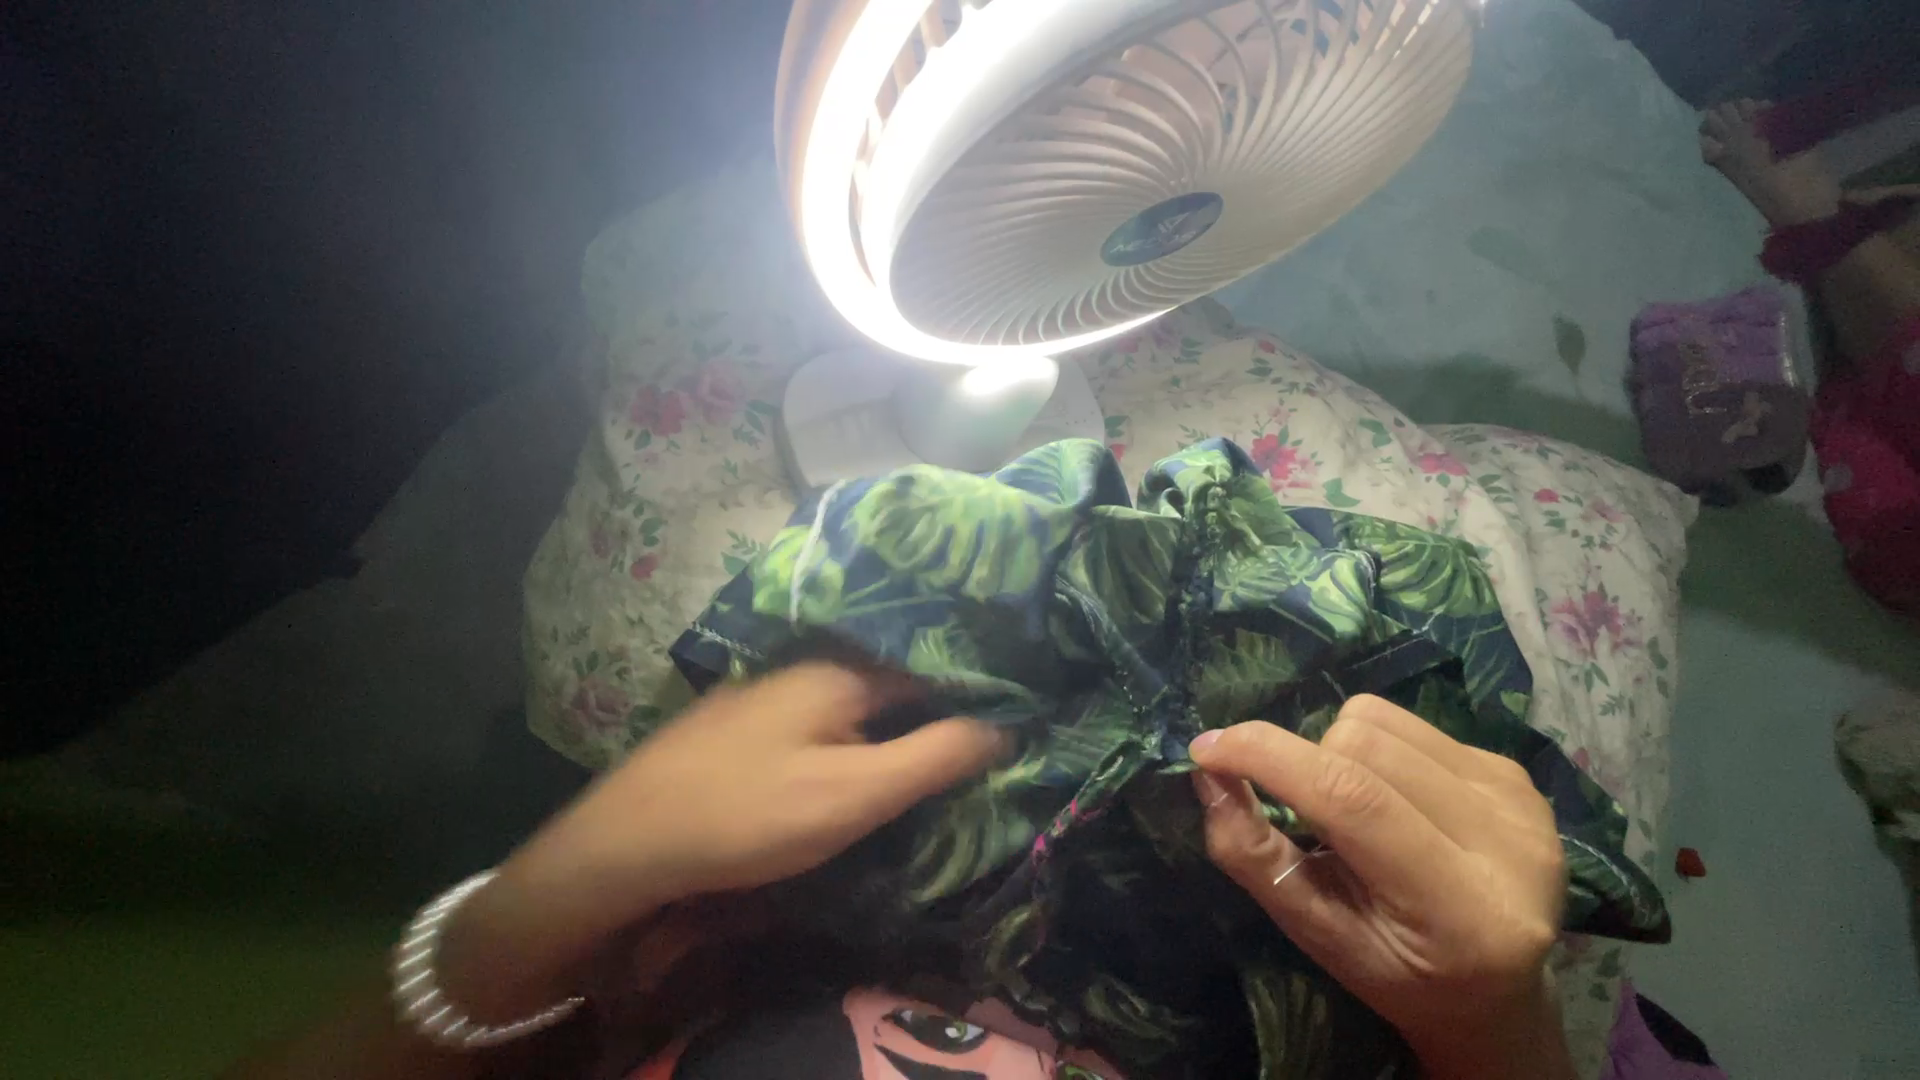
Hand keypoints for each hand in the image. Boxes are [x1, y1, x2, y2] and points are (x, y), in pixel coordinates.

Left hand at [441, 662, 1004, 1021]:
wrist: (625, 842)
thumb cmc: (750, 815)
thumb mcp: (854, 794)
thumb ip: (934, 757)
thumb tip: (1006, 727)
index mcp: (843, 669)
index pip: (935, 666)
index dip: (976, 690)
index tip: (1014, 715)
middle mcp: (810, 663)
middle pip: (896, 675)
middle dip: (939, 699)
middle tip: (983, 734)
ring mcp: (774, 686)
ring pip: (859, 692)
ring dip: (898, 712)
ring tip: (935, 741)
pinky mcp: (750, 715)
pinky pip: (826, 708)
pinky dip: (858, 724)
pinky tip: (863, 750)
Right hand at [1187, 695, 1572, 1079]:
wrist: (1493, 991)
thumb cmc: (1390, 970)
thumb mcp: (1309, 930)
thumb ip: (1251, 852)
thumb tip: (1208, 768)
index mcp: (1459, 910)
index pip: (1350, 800)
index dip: (1269, 758)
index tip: (1207, 749)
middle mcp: (1509, 848)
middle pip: (1359, 745)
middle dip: (1302, 761)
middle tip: (1302, 812)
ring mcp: (1521, 804)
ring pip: (1378, 720)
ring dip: (1335, 748)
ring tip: (1351, 806)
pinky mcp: (1519, 775)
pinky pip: (1408, 719)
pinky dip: (1372, 745)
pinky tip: (1392, 797)